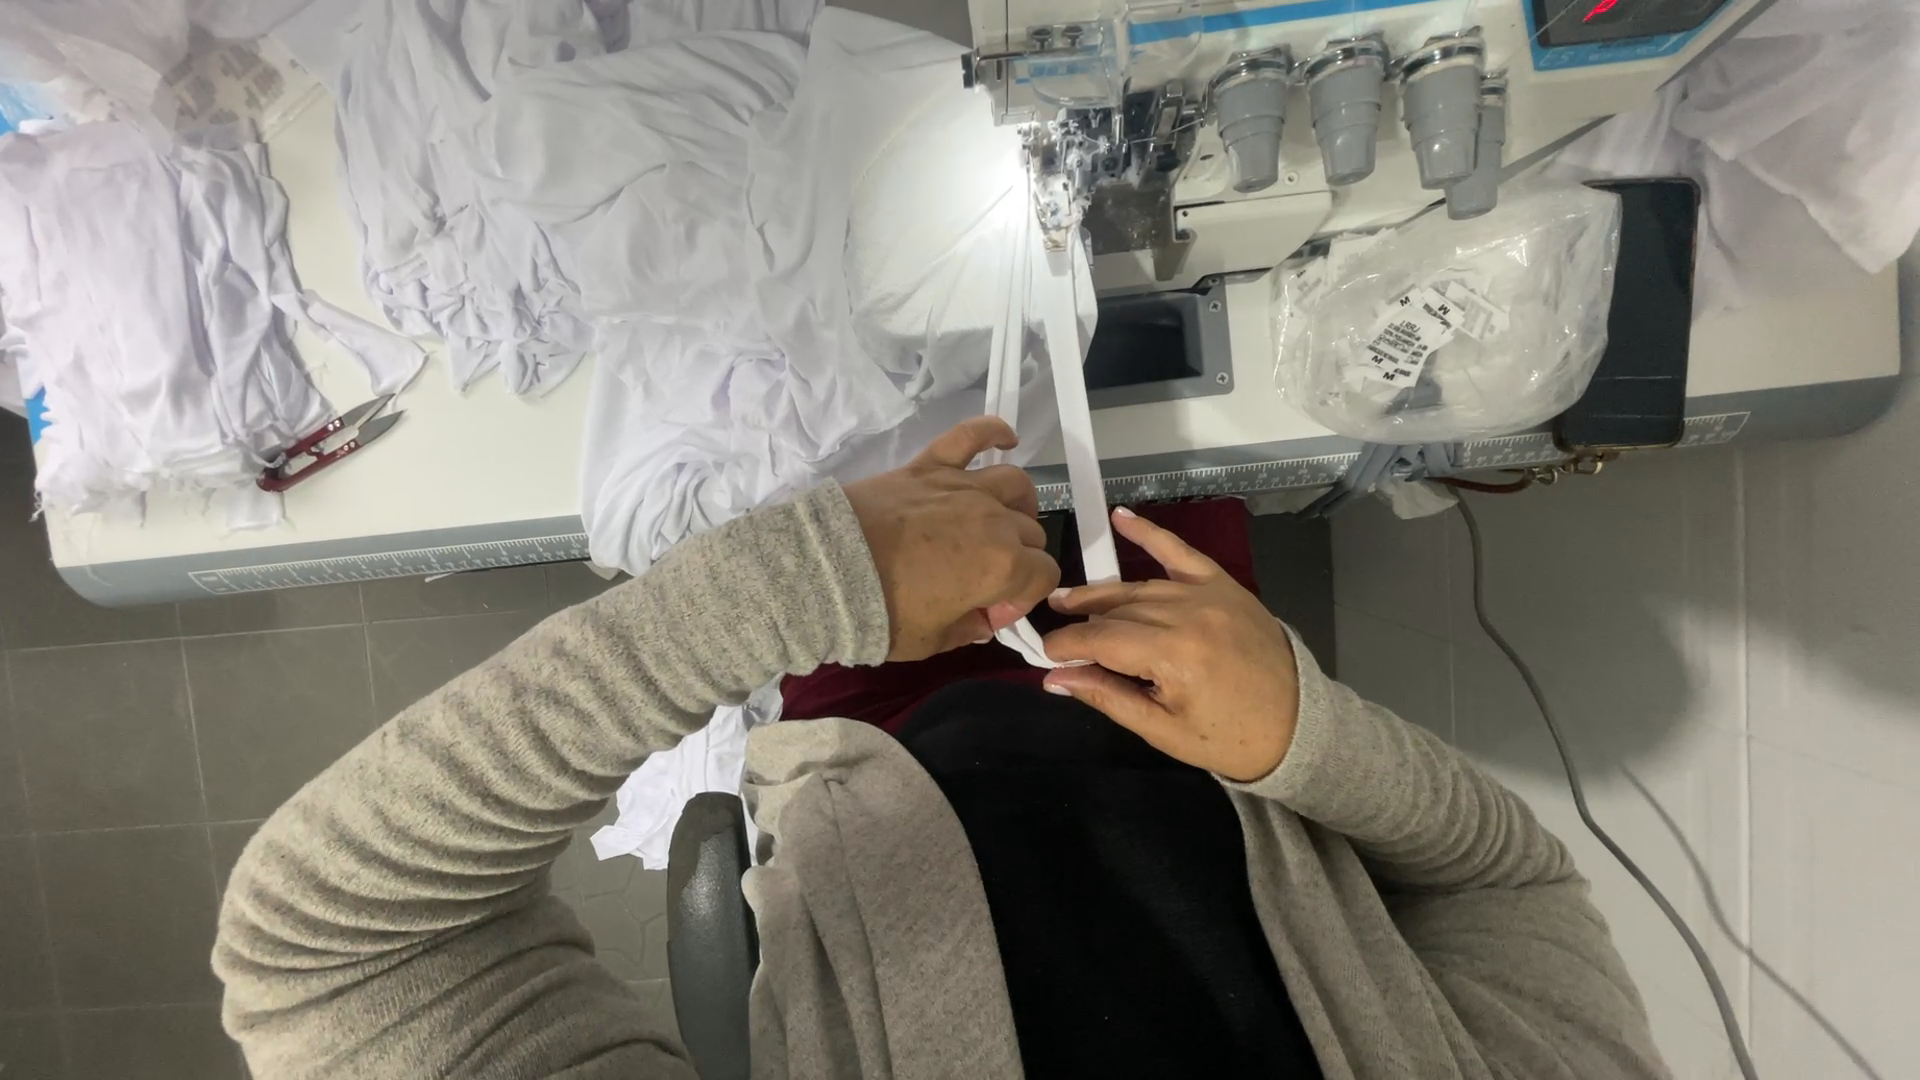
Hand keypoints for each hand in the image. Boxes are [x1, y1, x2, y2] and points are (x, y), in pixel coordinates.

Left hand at [843, 417, 1060, 660]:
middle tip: (984, 580)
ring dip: (1020, 505)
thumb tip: (984, 618)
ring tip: (1007, 521)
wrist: (827, 572)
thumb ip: (970, 629)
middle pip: (1032, 533)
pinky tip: (1008, 438)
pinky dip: (992, 432)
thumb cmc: (883, 613)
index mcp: (1002, 566)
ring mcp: (962, 487)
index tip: (990, 611)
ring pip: (1015, 485)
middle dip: (1019, 560)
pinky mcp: (930, 466)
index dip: (1023, 598)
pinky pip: (969, 436)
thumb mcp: (933, 642)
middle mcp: (993, 520)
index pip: (1043, 576)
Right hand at [1041, 508, 1298, 781]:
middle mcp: (1188, 614)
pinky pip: (1180, 552)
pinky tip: (1120, 518)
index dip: (1067, 644)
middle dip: (1080, 621)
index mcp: (1174, 655)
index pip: (1101, 639)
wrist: (1300, 727)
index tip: (1044, 652)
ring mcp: (1208, 594)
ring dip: (1102, 592)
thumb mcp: (1161, 729)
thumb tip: (1053, 678)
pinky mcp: (1223, 585)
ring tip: (1069, 598)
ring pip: (1139, 588)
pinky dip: (1150, 533)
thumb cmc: (1227, 738)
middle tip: (1051, 625)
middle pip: (1117, 610)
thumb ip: (1106, 696)